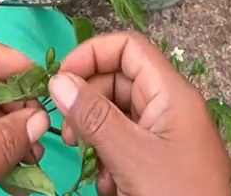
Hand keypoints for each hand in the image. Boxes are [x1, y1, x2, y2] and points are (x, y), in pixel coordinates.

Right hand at [48, 32, 230, 195]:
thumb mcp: (131, 158)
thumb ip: (94, 117)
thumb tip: (58, 80)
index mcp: (172, 92)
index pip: (128, 48)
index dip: (93, 54)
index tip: (62, 80)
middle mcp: (171, 107)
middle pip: (120, 80)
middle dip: (89, 101)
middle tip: (68, 134)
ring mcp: (168, 136)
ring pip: (121, 115)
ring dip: (98, 135)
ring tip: (89, 164)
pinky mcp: (164, 163)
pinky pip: (129, 144)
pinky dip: (111, 158)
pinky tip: (107, 184)